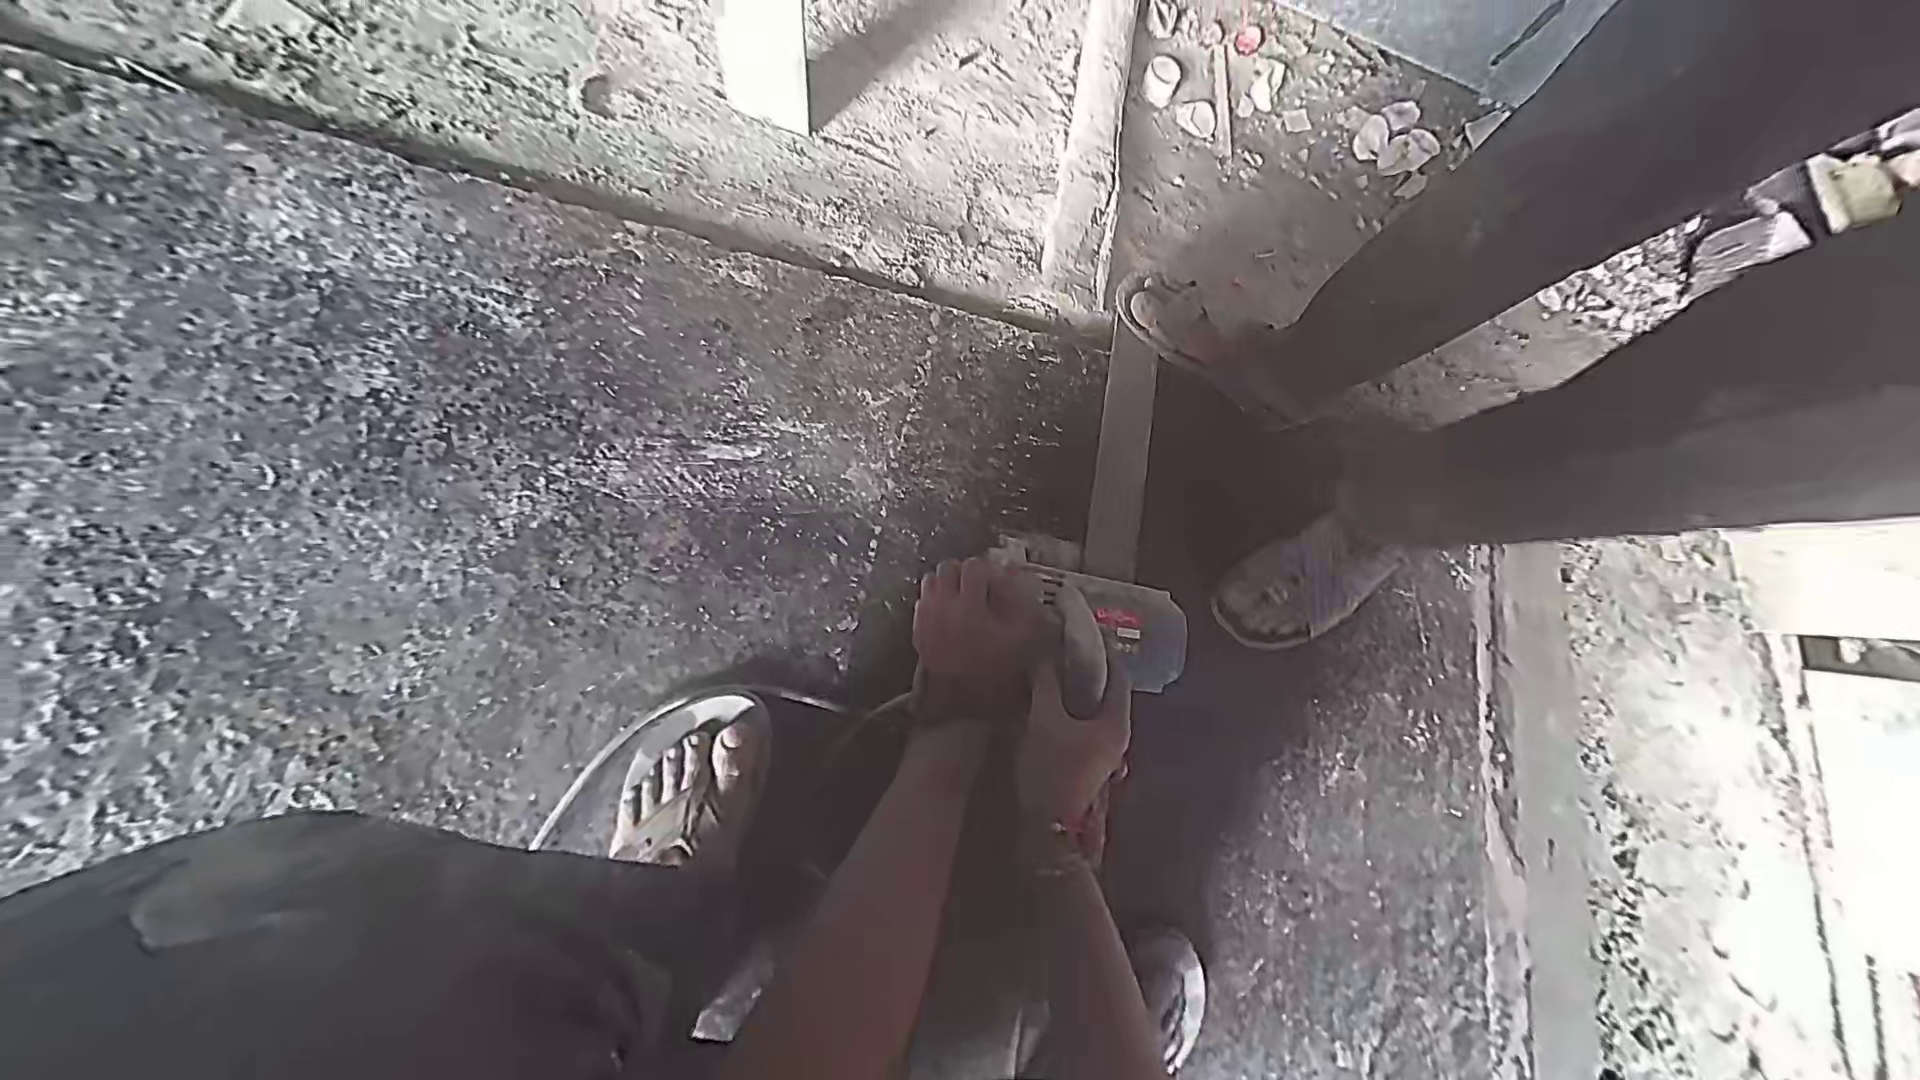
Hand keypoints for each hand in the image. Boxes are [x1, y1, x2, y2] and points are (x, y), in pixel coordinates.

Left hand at [911, 557, 1043, 726]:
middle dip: (966, 573)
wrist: (961, 713)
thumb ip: (1032, 614)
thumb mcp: (1024, 646)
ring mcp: (926, 618)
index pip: (976, 567)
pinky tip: (949, 616)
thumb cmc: (997, 680)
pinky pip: (923, 603)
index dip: (991, 570)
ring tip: (962, 598)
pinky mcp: (917, 633)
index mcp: (971, 605)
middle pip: (948, 568)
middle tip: (981, 586)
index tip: (1002, 582)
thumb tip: (1032, 589)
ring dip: (947, 584)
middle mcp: (944, 606)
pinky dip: (935, 602)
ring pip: (931, 582)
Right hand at [1017, 652, 1130, 840]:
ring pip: (1094, 712)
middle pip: (1107, 693)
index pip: (1118, 673)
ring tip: (1053, 672)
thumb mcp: (1044, 720)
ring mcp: (1106, 755)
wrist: (1049, 832)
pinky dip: (1070, 710)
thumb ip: (1047, 684)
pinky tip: (1049, 705)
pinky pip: (1084, 726)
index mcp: (1117, 723)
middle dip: (1087, 669)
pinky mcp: (1090, 766)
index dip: (1104, 648)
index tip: (1086, 628)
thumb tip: (1045, 656)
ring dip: (1077, 691)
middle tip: (1063, 647)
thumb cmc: (1052, 770)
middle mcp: (1119, 737)